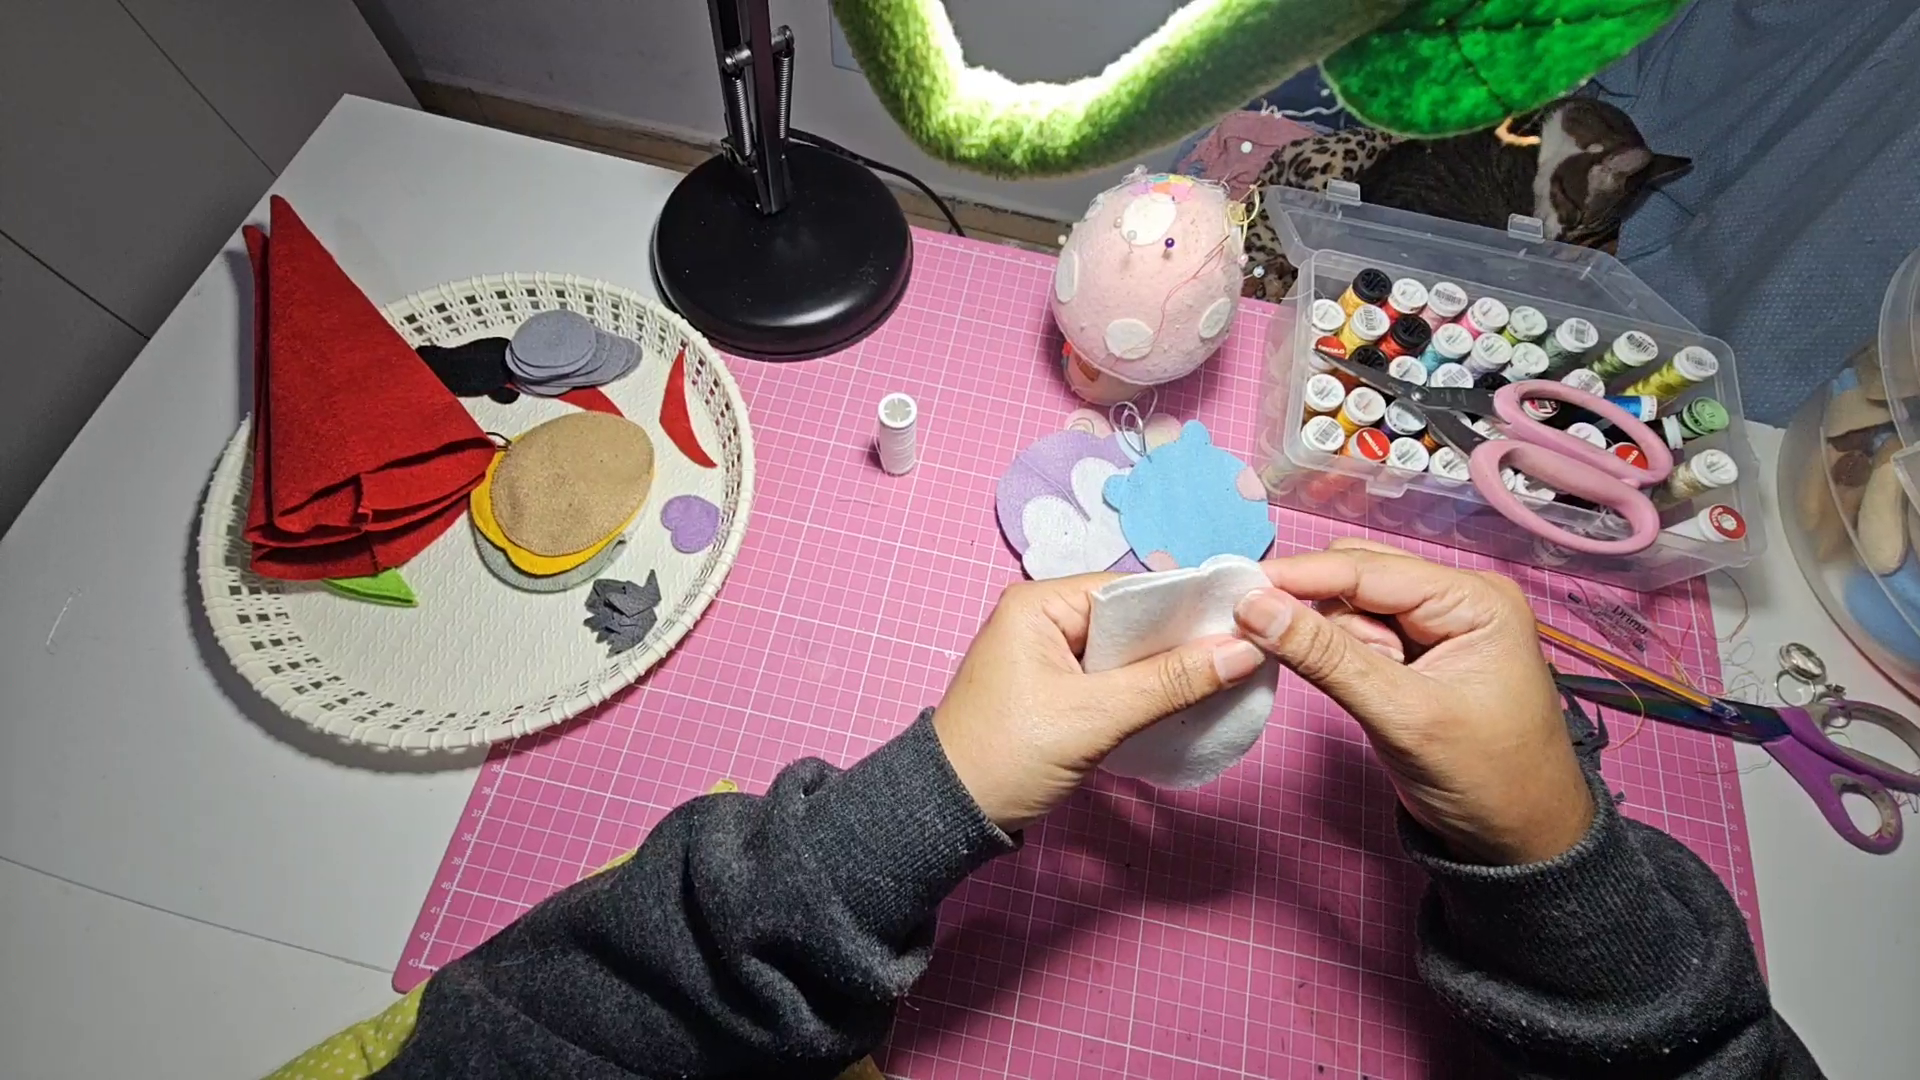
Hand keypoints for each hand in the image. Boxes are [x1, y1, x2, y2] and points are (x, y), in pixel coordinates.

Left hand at [933, 574, 1265, 831]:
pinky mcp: (1056, 684)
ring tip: (1223, 675)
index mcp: (1039, 604)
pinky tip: (1182, 698)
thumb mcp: (1093, 716)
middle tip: (1240, 653)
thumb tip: (1240, 651)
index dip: (1182, 606)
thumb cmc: (1009, 754)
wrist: (955, 810)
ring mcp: (1049, 651)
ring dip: (1164, 666)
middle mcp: (1043, 617)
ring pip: (1124, 649)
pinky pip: (1111, 674)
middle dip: (1177, 639)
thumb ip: (1168, 682)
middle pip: (1128, 618)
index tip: (1238, 622)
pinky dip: (1143, 686)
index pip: (1126, 590)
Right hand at [1233, 539, 1593, 864]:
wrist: (1519, 840)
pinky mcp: (1409, 646)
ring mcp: (1430, 620)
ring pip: (1343, 601)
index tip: (1234, 589)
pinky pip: (1349, 628)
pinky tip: (1348, 680)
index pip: (1365, 569)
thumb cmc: (1483, 778)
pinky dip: (1332, 649)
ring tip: (1357, 687)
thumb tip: (1252, 606)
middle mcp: (1451, 595)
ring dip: (1328, 637)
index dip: (1297, 576)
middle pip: (1351, 574)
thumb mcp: (1400, 715)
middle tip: (1297, 654)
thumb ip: (1324, 656)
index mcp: (1472, 598)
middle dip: (1317, 612)